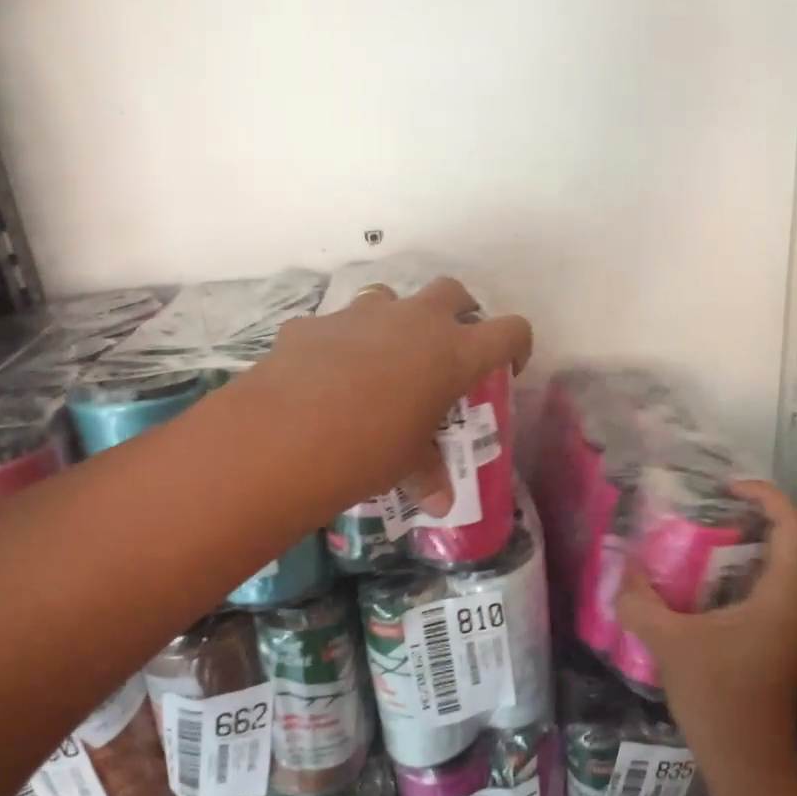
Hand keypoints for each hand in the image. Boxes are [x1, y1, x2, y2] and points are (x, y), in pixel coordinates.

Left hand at [235, 277, 531, 513]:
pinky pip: (336, 326)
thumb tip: (439, 503)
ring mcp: (361, 316)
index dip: (515, 347)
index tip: (504, 371)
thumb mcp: (407, 465)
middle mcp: (415, 321)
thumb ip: (428, 474)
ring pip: (391, 298)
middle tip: (448, 350)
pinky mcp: (313, 323)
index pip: (510, 331)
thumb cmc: (368, 452)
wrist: (280, 438)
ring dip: (396, 321)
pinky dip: (340, 345)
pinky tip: (324, 379)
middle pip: (453, 292)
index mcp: (454, 353)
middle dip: (458, 313)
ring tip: (384, 362)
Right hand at [616, 481, 796, 779]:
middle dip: (770, 516)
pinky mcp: (789, 644)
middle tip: (728, 510)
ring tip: (722, 539)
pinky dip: (763, 571)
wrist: (748, 762)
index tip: (728, 488)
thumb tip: (623, 571)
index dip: (766, 496)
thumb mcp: (669, 644)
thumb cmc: (716, 696)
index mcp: (782, 595)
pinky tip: (723, 584)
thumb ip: (640, 603)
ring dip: (768, 544)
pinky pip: (786, 589)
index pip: (794, 526)